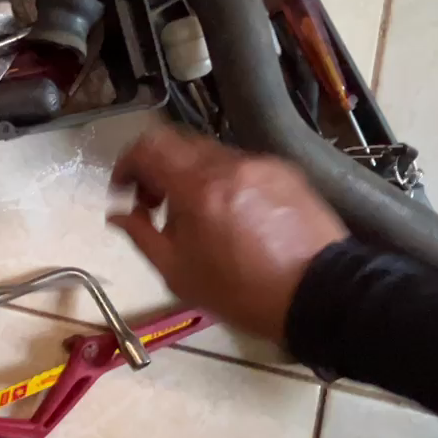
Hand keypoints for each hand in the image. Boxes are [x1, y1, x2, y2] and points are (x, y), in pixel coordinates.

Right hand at [108, 124, 346, 341]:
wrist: (320, 294)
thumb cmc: (241, 291)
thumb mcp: (177, 272)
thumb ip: (140, 235)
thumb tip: (116, 214)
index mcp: (197, 187)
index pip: (148, 146)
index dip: (126, 163)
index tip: (123, 189)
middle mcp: (228, 164)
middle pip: (176, 143)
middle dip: (155, 168)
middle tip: (152, 202)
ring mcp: (260, 164)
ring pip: (208, 154)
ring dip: (187, 175)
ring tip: (191, 214)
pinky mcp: (285, 172)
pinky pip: (238, 165)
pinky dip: (220, 181)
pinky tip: (227, 216)